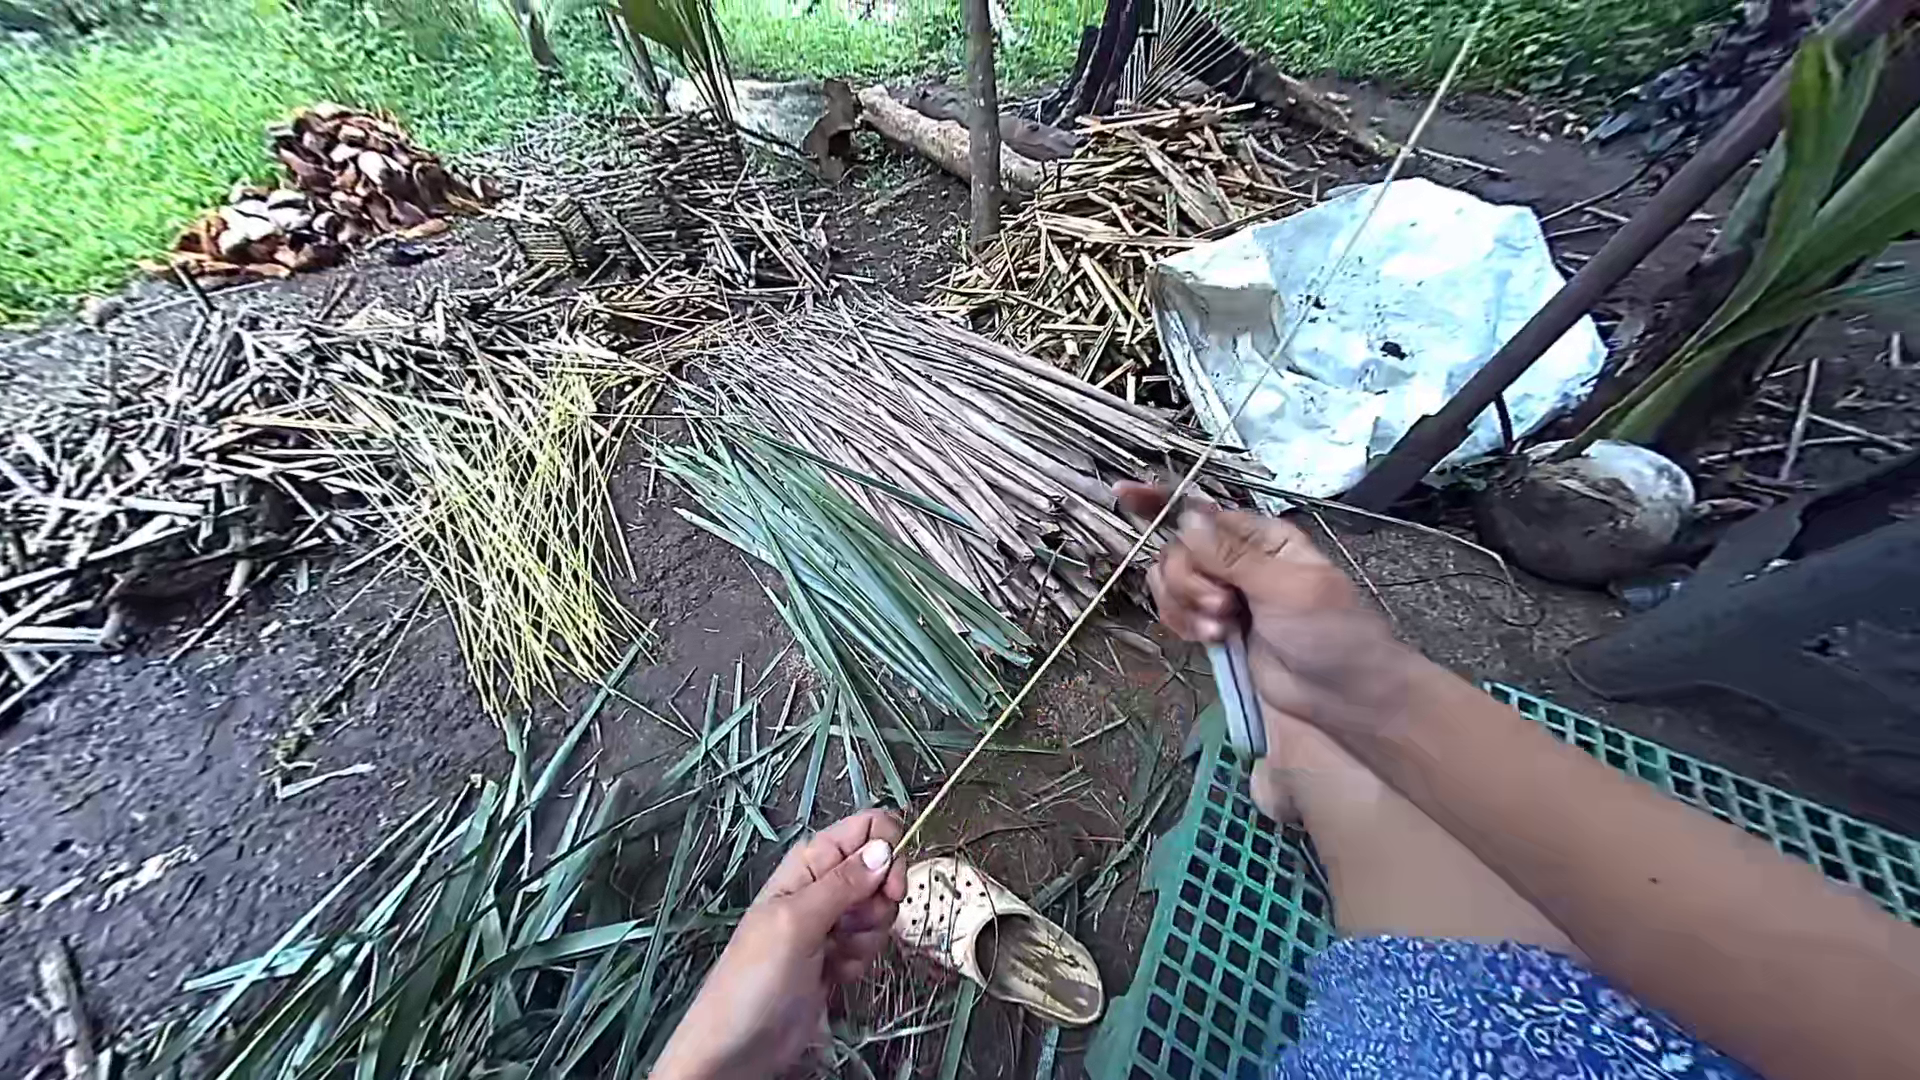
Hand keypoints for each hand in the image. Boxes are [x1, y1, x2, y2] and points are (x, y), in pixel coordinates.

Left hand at [651, 810, 908, 1079]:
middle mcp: (827, 881)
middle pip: (883, 867)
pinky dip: (860, 958)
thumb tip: (886, 848)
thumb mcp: (797, 922)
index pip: (867, 827)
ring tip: (835, 953)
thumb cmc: (756, 977)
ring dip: (868, 933)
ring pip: (881, 906)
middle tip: (858, 922)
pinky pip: (873, 940)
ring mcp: (836, 918)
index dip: (888, 846)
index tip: (891, 881)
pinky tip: (834, 973)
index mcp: (813, 860)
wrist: (736, 1052)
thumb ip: (844, 883)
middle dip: (879, 898)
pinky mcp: (842, 951)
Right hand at [1116, 482, 1418, 738]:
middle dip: (1189, 581)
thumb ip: (1231, 555)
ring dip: (1185, 606)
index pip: (1201, 510)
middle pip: (1175, 551)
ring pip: (1167, 581)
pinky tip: (1210, 640)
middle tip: (1223, 607)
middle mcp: (1233, 558)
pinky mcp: (1207, 623)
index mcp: (1259, 537)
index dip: (1160, 500)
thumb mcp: (1289, 588)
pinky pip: (1171, 610)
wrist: (1343, 700)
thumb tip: (1185, 518)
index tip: (1123, 494)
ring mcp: (1218, 592)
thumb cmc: (1332, 635)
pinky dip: (1181, 623)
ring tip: (1219, 630)